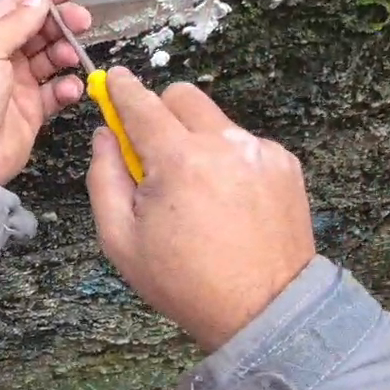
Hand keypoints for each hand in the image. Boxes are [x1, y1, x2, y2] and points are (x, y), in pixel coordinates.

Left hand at [0, 0, 93, 184]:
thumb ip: (14, 22)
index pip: (16, 6)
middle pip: (37, 29)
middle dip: (61, 22)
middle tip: (81, 20)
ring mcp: (14, 85)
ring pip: (49, 57)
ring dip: (65, 52)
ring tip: (71, 55)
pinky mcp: (30, 111)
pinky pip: (56, 92)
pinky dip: (67, 87)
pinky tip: (70, 87)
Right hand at [86, 69, 315, 352]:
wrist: (264, 311)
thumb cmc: (183, 281)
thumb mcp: (120, 238)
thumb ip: (104, 176)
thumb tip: (105, 135)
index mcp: (179, 161)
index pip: (142, 104)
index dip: (121, 88)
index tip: (112, 79)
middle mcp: (224, 144)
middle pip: (182, 96)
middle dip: (160, 112)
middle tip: (153, 152)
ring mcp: (260, 151)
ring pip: (214, 119)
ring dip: (195, 138)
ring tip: (195, 190)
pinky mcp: (285, 164)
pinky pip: (243, 142)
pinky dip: (226, 158)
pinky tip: (227, 200)